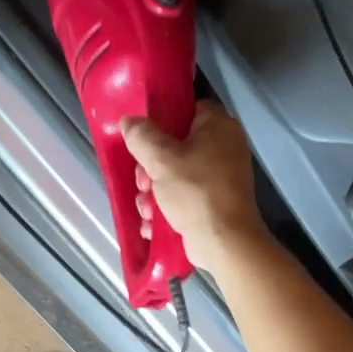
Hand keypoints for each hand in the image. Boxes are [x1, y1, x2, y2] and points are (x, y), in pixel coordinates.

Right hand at [120, 103, 266, 269]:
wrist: (224, 241)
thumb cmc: (195, 192)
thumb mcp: (161, 159)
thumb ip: (142, 136)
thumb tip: (128, 121)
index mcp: (218, 125)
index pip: (187, 110)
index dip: (162, 122)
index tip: (142, 140)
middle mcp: (223, 147)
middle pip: (175, 147)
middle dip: (151, 170)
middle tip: (143, 183)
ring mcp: (220, 178)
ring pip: (175, 177)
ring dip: (154, 195)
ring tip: (147, 210)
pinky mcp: (213, 204)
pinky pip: (184, 199)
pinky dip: (167, 211)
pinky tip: (153, 224)